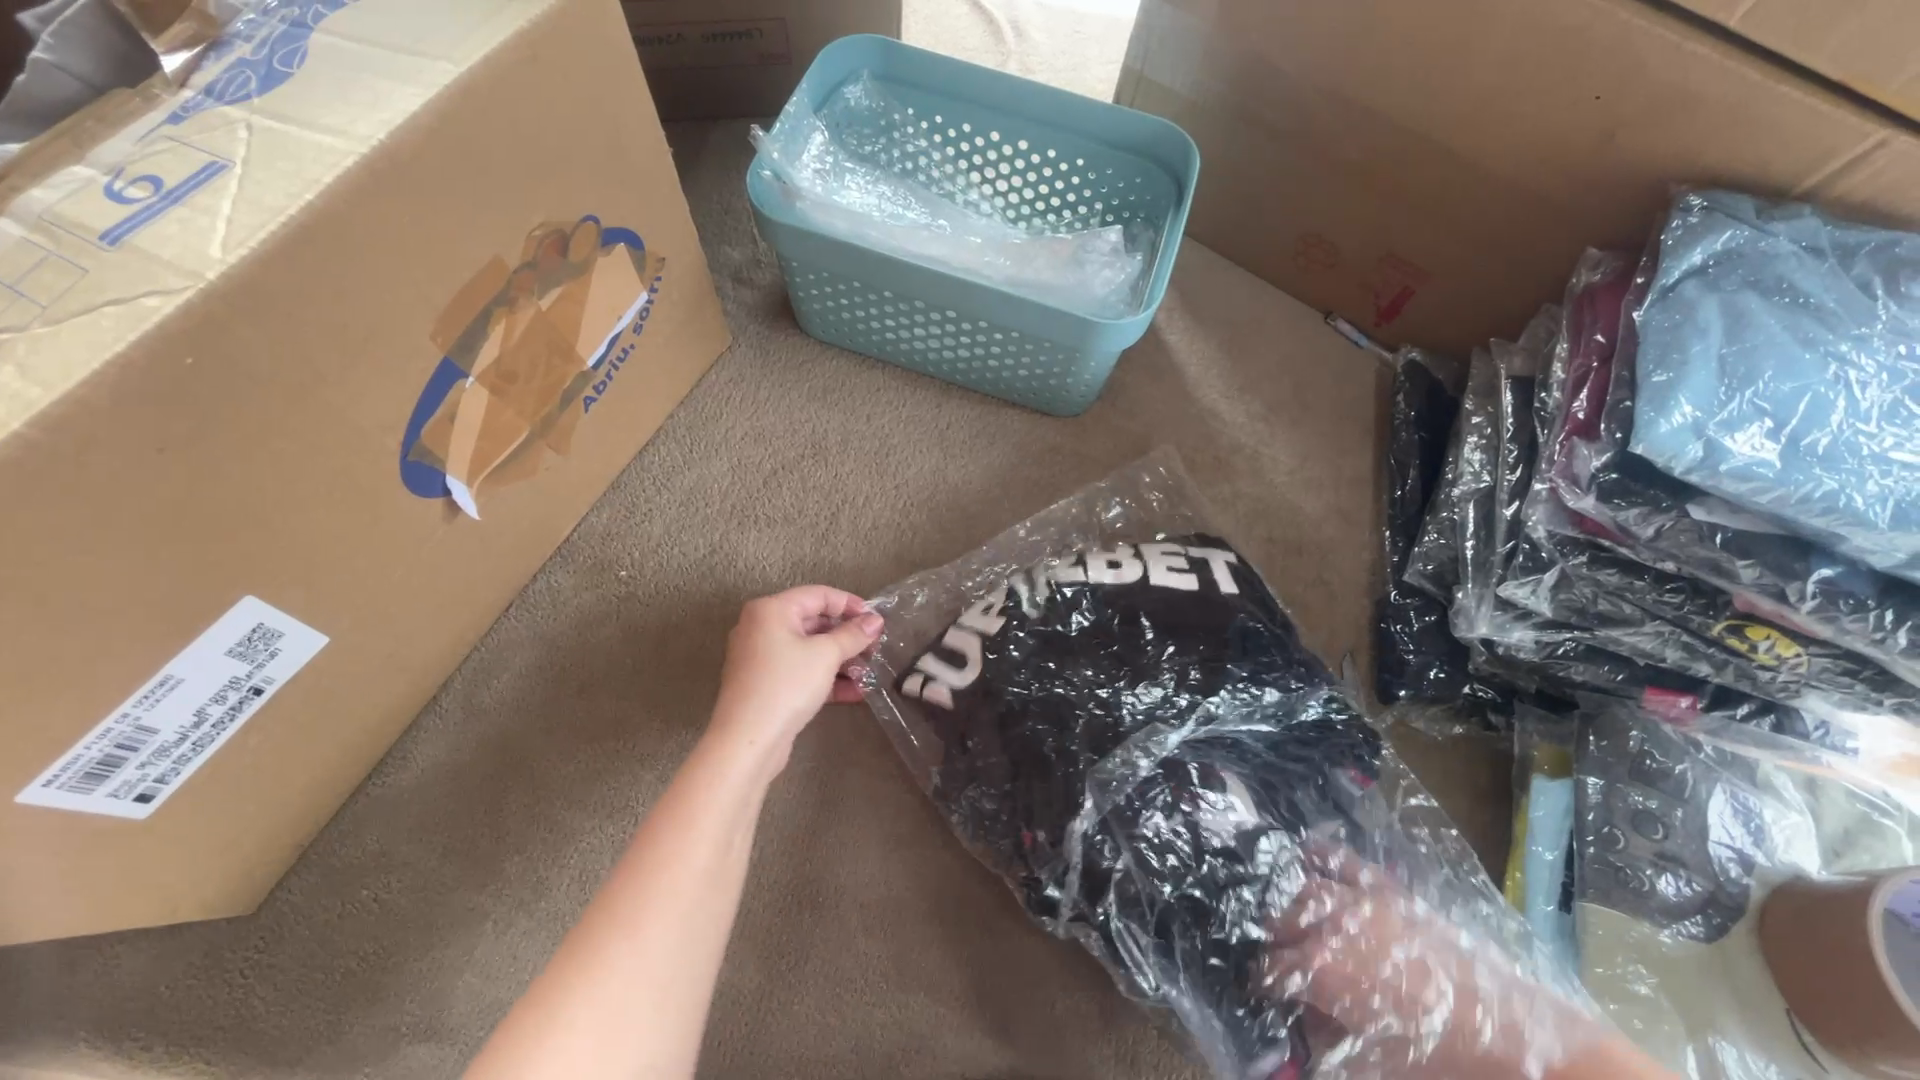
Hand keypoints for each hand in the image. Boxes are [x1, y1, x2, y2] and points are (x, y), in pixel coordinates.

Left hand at [710, 587, 882, 763]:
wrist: (748, 739)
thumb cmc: (786, 685)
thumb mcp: (826, 655)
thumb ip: (853, 635)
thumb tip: (875, 620)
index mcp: (771, 610)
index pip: (818, 594)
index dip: (850, 604)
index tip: (876, 619)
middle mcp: (761, 627)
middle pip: (813, 622)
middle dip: (846, 636)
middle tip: (875, 647)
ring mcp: (761, 657)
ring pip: (808, 650)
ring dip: (840, 659)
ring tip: (869, 672)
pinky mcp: (766, 684)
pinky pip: (800, 671)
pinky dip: (825, 678)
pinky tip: (855, 692)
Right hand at [1262, 843, 1589, 1079]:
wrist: (1521, 1047)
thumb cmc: (1438, 1061)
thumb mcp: (1368, 1065)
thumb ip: (1322, 1041)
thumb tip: (1299, 1022)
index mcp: (1321, 970)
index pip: (1267, 969)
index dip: (1257, 983)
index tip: (1255, 993)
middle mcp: (1332, 925)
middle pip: (1278, 919)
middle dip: (1267, 938)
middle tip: (1270, 956)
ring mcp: (1363, 902)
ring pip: (1304, 887)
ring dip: (1285, 900)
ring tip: (1279, 912)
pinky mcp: (1392, 893)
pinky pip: (1349, 861)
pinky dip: (1323, 853)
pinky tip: (1304, 849)